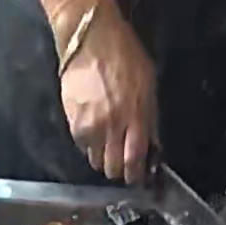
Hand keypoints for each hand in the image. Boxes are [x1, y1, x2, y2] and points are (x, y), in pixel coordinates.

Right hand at [58, 2, 154, 183]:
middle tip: (121, 163)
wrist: (90, 44)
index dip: (135, 175)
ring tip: (107, 143)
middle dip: (118, 170)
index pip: (134, 158)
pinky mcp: (75, 129)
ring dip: (103, 158)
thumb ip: (149, 118)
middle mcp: (112, 127)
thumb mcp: (147, 84)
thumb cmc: (124, 58)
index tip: (136, 179)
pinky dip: (90, 146)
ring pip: (96, 162)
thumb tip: (151, 146)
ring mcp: (91, 130)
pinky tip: (94, 130)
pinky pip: (84, 149)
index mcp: (134, 115)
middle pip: (112, 168)